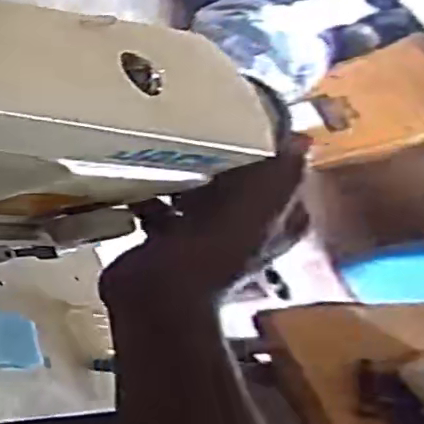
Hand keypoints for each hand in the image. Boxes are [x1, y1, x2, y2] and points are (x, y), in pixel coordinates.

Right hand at [99, 135, 309, 312]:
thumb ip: (275, 176)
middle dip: (212, 160)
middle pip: (233, 181)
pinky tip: (127, 185)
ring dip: (175, 177)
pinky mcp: (162, 240)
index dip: (260, 149)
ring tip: (150, 154)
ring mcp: (201, 235)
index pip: (278, 173)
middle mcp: (244, 226)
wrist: (152, 297)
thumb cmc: (202, 258)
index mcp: (278, 220)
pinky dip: (145, 197)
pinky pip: (157, 209)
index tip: (230, 125)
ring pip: (193, 195)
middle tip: (181, 134)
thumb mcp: (250, 213)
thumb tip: (297, 138)